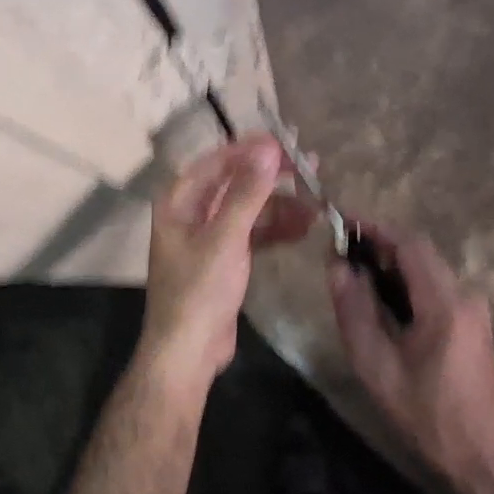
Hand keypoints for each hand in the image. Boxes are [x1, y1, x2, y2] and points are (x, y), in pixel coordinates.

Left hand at [140, 135, 313, 380]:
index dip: (250, 150)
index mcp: (178, 202)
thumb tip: (268, 149)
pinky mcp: (223, 260)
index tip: (286, 143)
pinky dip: (274, 230)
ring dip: (279, 205)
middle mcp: (190, 213)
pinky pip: (252, 234)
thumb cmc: (199, 290)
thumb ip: (247, 193)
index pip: (216, 161)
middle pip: (234, 183)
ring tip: (316, 203)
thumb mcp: (225, 238)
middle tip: (310, 168)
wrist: (188, 351)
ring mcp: (207, 237)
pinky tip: (304, 228)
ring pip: (247, 209)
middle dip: (271, 177)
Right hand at [326, 223, 493, 493]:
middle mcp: (465, 296)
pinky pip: (434, 290)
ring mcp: (473, 311)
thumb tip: (337, 266)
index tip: (339, 221)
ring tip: (351, 276)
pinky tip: (379, 303)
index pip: (409, 244)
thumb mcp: (377, 364)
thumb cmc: (425, 413)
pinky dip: (405, 285)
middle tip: (338, 253)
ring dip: (390, 266)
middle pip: (419, 253)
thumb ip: (355, 310)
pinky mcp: (471, 325)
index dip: (373, 227)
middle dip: (378, 246)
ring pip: (427, 271)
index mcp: (445, 302)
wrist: (481, 455)